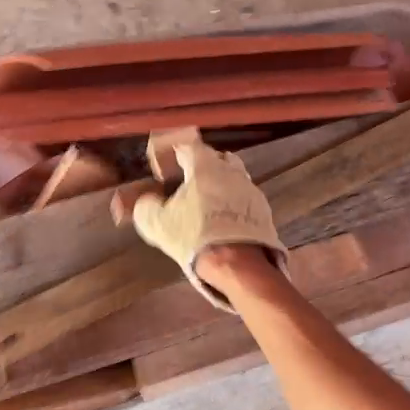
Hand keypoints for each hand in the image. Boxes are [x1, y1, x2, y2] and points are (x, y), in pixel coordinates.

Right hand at [132, 140, 286, 309]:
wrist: (237, 263)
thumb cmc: (193, 235)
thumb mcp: (157, 223)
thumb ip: (146, 206)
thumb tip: (146, 202)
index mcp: (204, 166)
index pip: (188, 145)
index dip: (175, 152)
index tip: (167, 164)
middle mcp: (231, 171)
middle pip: (217, 157)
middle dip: (202, 165)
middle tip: (188, 180)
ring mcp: (250, 189)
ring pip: (234, 177)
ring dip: (221, 184)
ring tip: (207, 202)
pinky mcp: (263, 210)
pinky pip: (244, 198)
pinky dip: (233, 203)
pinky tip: (224, 219)